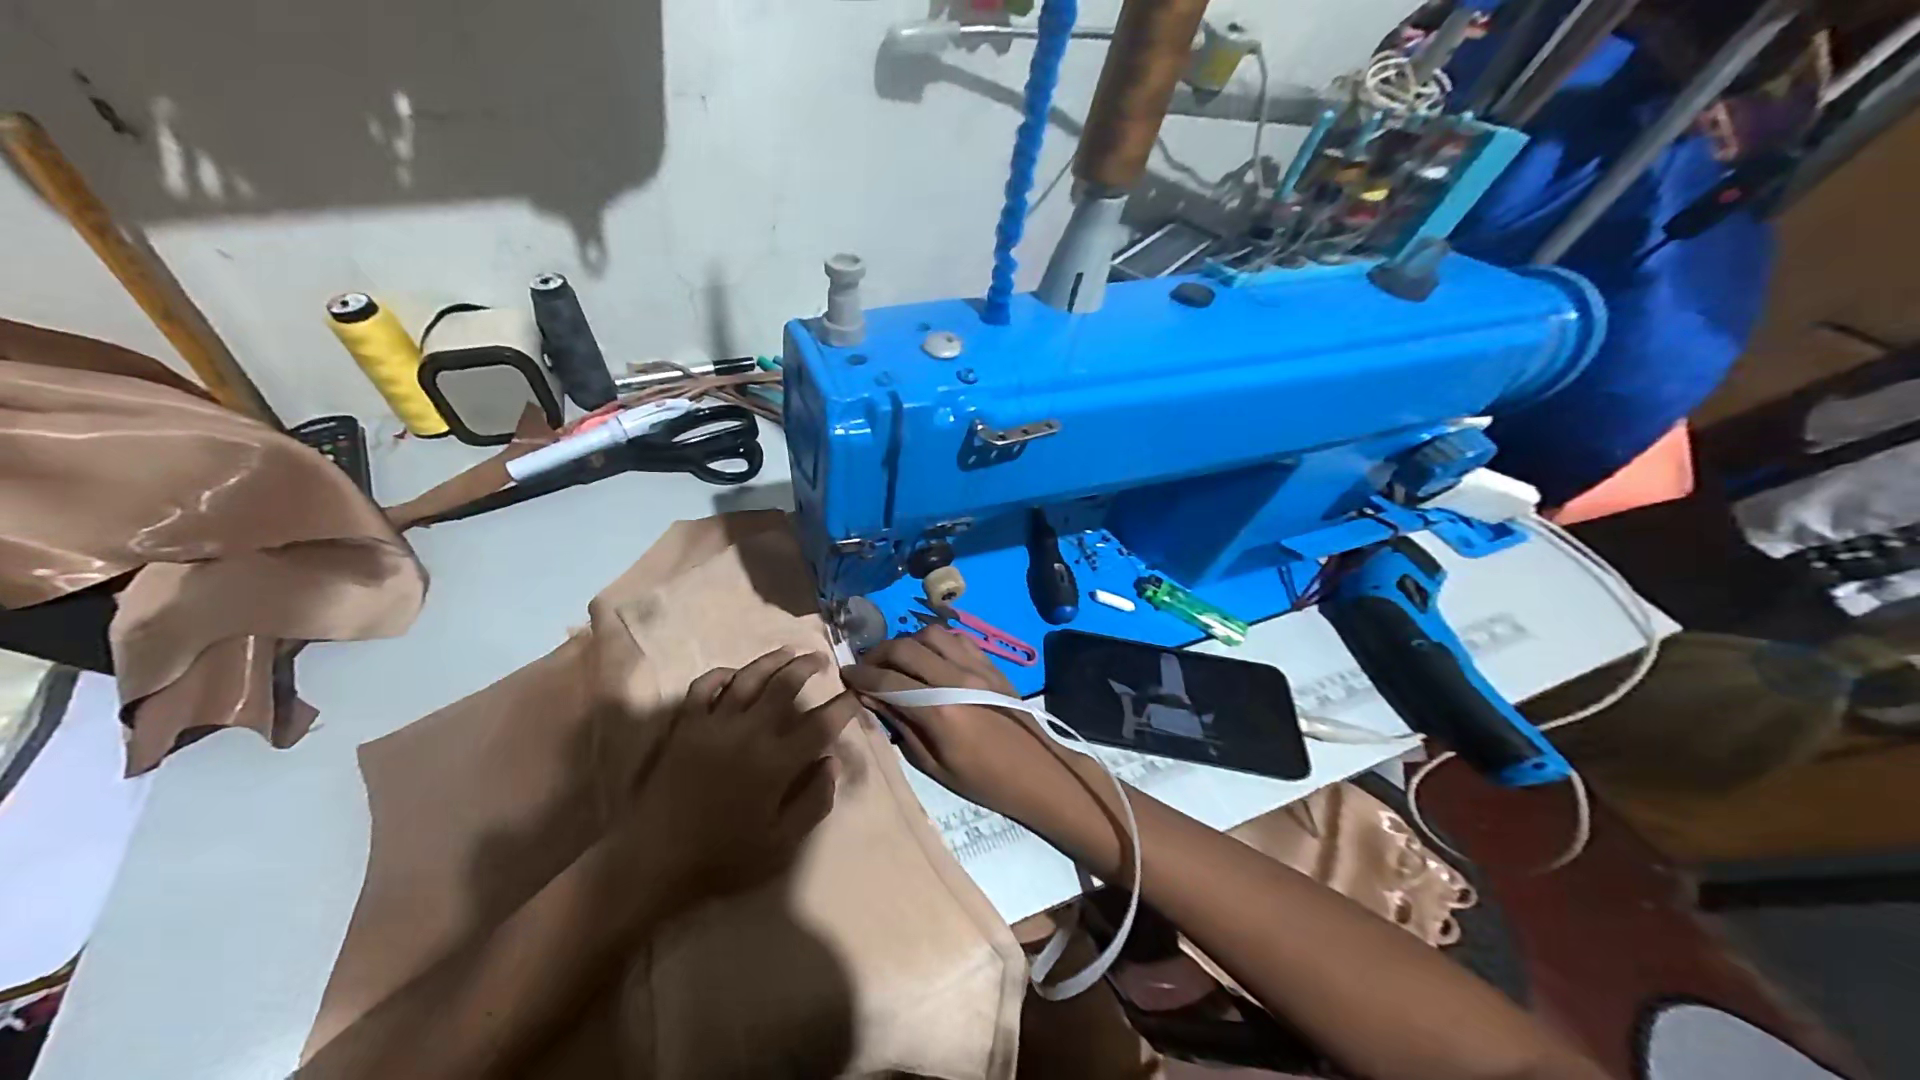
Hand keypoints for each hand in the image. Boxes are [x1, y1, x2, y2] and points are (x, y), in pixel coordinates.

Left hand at [625, 648, 858, 906]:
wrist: (652, 860)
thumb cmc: (722, 857)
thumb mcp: (781, 845)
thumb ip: (814, 802)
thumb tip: (832, 763)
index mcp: (777, 762)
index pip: (821, 724)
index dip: (844, 706)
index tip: (855, 696)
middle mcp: (749, 732)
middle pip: (785, 685)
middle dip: (808, 667)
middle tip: (822, 659)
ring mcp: (714, 724)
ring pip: (748, 677)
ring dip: (773, 660)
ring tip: (789, 651)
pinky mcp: (684, 725)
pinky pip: (705, 686)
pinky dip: (722, 674)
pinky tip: (735, 673)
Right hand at [841, 629, 1108, 840]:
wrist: (1037, 770)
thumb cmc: (983, 780)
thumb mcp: (934, 765)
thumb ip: (901, 726)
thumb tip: (871, 698)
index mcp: (939, 710)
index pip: (888, 680)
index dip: (861, 675)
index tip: (845, 675)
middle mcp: (956, 678)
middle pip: (904, 649)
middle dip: (877, 654)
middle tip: (866, 667)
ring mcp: (976, 666)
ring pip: (929, 634)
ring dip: (906, 643)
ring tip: (897, 660)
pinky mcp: (990, 662)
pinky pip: (956, 637)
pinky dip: (934, 640)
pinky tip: (927, 654)